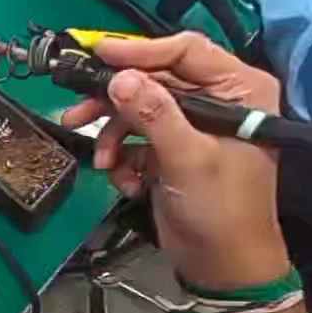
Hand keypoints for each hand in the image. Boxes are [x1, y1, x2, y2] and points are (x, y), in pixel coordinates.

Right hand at [61, 32, 288, 290]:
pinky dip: (122, 162)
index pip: (182, 53)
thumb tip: (119, 79)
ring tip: (104, 163)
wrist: (222, 260)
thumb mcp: (187, 157)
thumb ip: (153, 114)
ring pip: (135, 115)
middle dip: (113, 104)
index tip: (96, 54)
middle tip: (75, 115)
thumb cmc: (221, 207)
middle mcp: (212, 101)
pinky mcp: (167, 154)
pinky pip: (133, 144)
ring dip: (113, 139)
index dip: (138, 52)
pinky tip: (126, 182)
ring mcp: (187, 129)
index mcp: (235, 88)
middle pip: (151, 84)